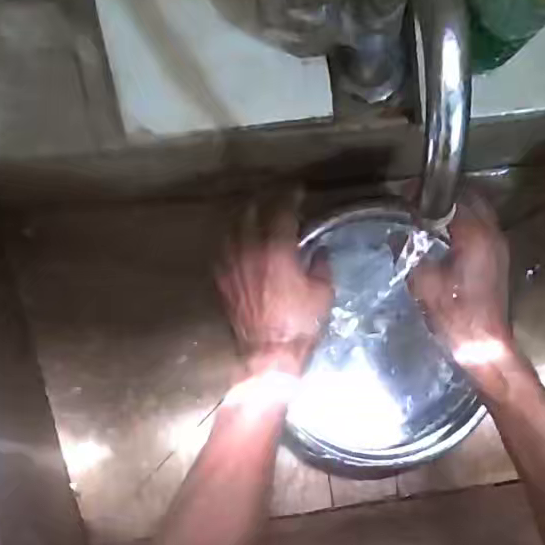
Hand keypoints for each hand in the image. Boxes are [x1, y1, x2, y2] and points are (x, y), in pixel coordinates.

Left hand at [218, 189, 333, 378]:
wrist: (268, 354)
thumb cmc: (299, 324)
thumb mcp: (323, 293)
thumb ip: (321, 265)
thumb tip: (319, 252)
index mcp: (277, 248)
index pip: (282, 208)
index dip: (291, 195)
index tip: (299, 190)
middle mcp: (249, 249)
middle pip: (251, 210)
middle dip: (264, 200)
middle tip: (275, 198)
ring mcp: (231, 263)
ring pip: (232, 227)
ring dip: (245, 216)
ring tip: (255, 214)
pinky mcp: (222, 279)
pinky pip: (224, 249)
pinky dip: (233, 239)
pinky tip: (240, 241)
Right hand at [408, 193, 520, 392]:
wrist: (484, 344)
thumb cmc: (455, 315)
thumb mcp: (422, 283)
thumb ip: (408, 252)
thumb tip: (397, 236)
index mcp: (475, 235)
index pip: (451, 197)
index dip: (426, 194)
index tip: (407, 195)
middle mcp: (492, 234)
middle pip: (470, 198)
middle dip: (444, 197)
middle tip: (417, 204)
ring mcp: (499, 246)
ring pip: (479, 213)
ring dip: (455, 210)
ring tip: (428, 218)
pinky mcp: (499, 260)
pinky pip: (482, 229)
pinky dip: (464, 225)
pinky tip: (444, 238)